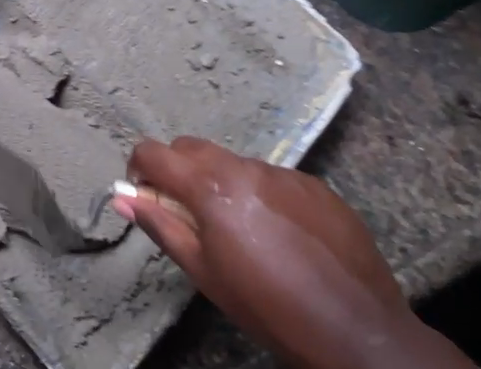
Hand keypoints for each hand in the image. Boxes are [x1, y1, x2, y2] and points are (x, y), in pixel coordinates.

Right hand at [113, 138, 474, 368]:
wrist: (358, 332)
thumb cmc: (267, 306)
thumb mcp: (204, 272)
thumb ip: (161, 226)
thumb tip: (122, 198)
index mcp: (210, 186)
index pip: (154, 152)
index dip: (140, 169)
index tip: (146, 195)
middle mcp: (245, 167)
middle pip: (192, 147)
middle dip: (179, 170)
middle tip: (189, 213)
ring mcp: (285, 174)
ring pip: (235, 164)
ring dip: (223, 184)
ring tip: (242, 231)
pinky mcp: (318, 187)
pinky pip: (274, 180)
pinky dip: (263, 197)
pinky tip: (282, 236)